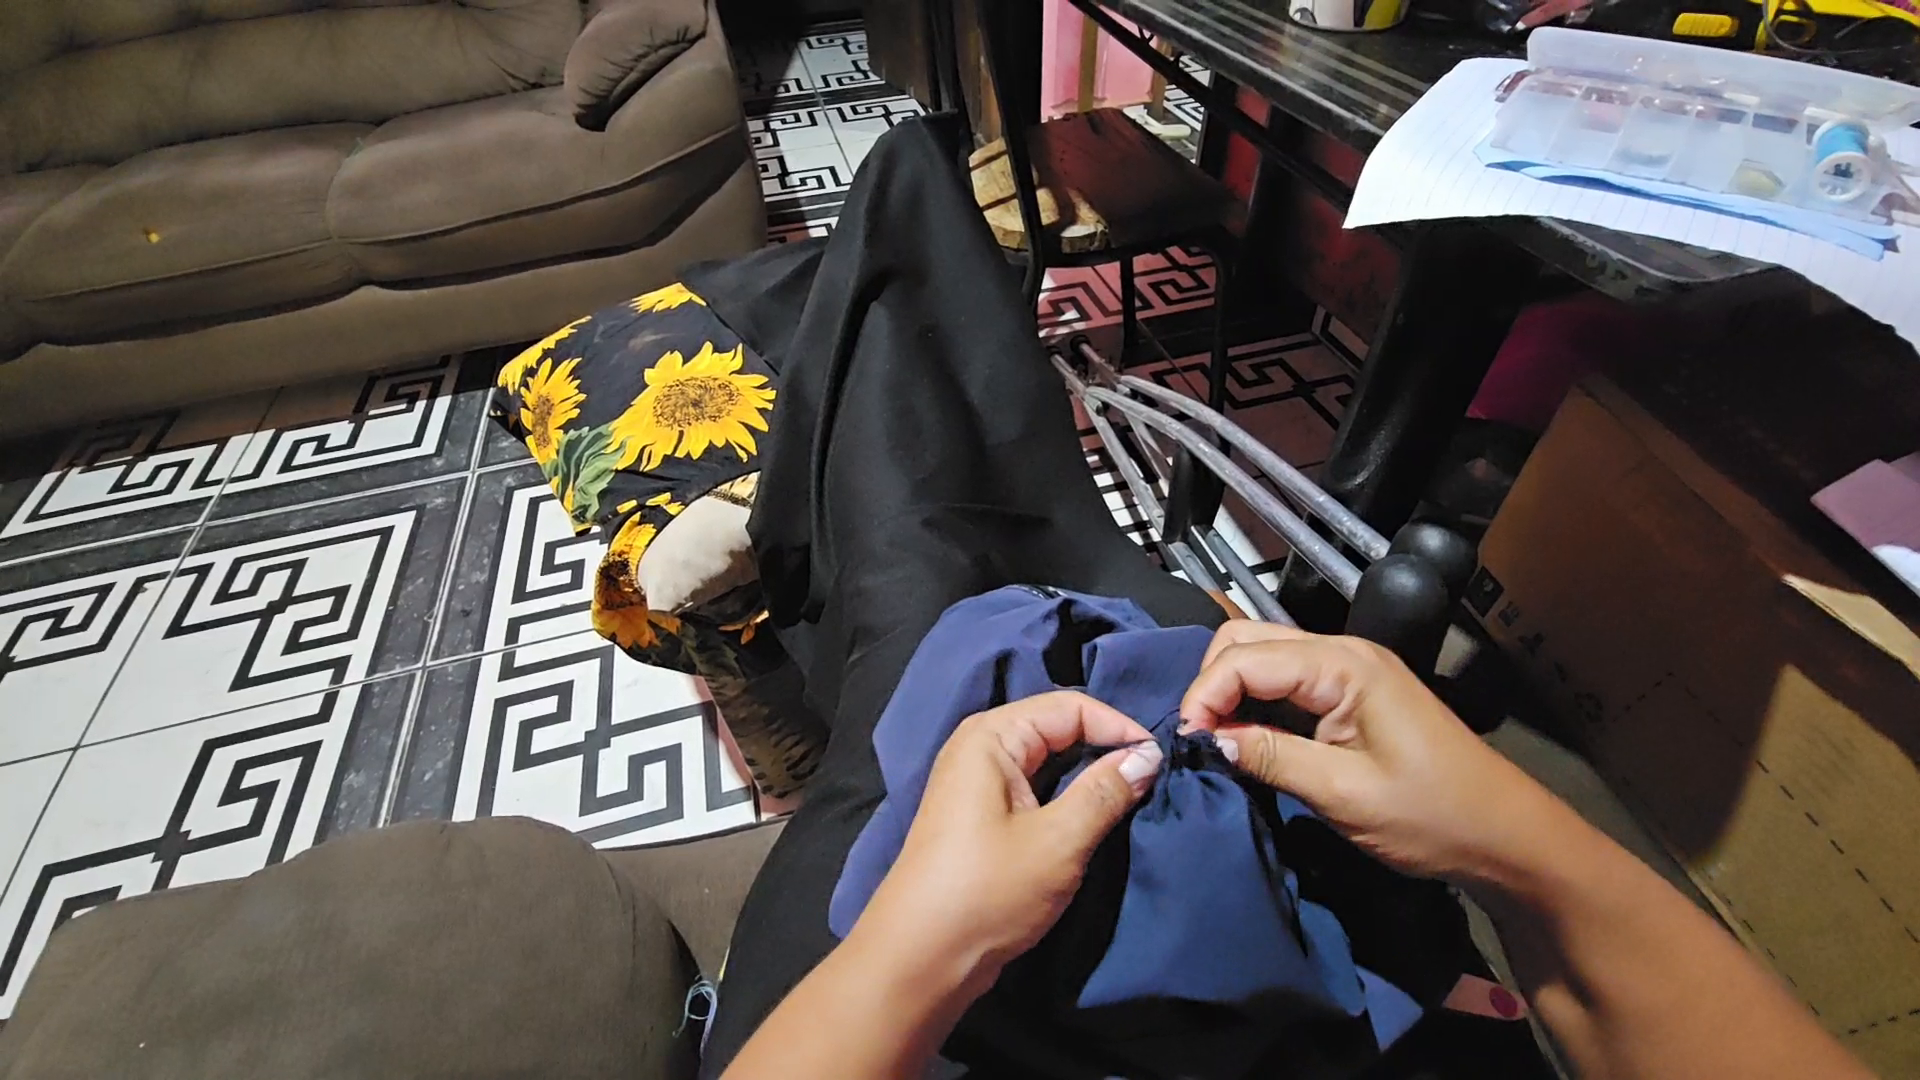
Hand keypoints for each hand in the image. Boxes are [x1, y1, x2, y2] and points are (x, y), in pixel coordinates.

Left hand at [851, 691, 1163, 991]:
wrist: (920, 956)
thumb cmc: (988, 890)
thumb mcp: (1057, 841)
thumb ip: (1104, 792)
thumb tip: (1147, 757)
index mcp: (992, 735)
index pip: (1070, 707)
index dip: (1118, 726)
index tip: (1160, 759)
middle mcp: (982, 745)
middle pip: (1057, 725)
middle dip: (1105, 744)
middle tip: (1153, 774)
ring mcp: (978, 779)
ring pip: (1048, 756)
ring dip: (1089, 769)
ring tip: (1134, 791)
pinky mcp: (982, 810)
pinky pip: (1035, 782)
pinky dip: (1067, 791)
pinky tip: (1096, 810)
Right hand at [1179, 621, 1571, 886]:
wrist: (1510, 841)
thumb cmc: (1435, 817)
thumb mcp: (1344, 793)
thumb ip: (1269, 756)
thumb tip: (1206, 740)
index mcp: (1343, 664)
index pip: (1244, 657)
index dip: (1204, 694)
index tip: (1187, 742)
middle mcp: (1340, 651)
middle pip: (1246, 641)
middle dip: (1211, 684)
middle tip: (1201, 738)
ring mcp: (1345, 669)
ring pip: (1259, 656)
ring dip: (1228, 692)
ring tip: (1217, 740)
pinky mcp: (1346, 693)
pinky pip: (1281, 681)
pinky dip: (1252, 703)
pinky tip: (1246, 737)